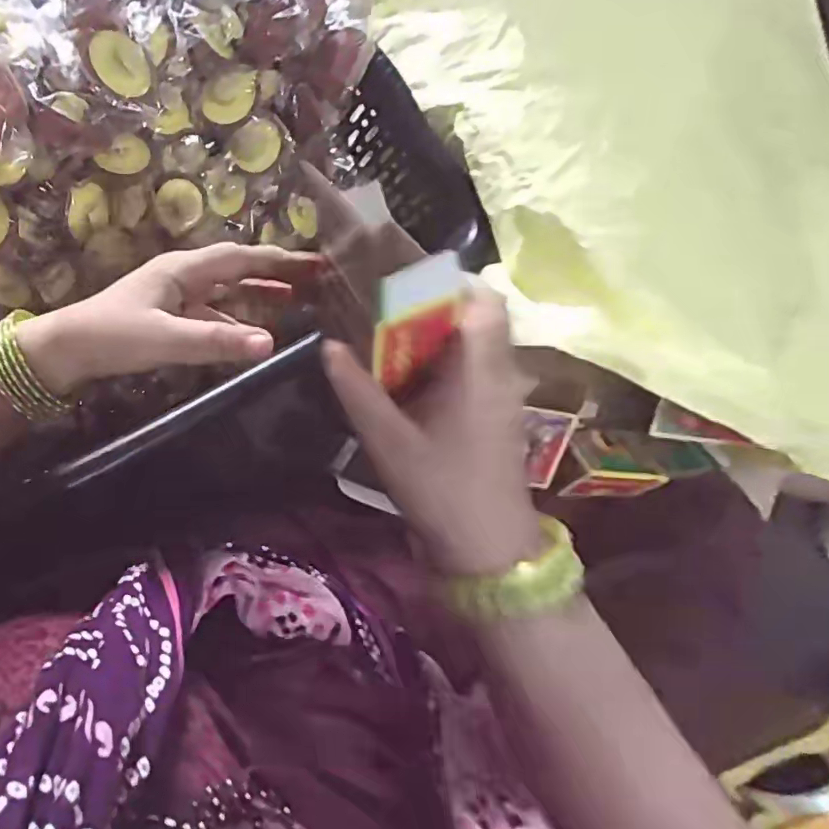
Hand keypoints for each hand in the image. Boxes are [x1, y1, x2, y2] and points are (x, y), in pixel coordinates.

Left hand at [19, 243, 321, 391]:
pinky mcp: (163, 319)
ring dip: (254, 297)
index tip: (313, 263)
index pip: (239, 258)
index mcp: (182, 271)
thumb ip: (216, 340)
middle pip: (234, 272)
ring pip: (222, 294)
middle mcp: (180, 278)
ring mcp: (171, 298)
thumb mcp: (166, 338)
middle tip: (311, 282)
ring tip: (290, 303)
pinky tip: (246, 332)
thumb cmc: (113, 336)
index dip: (277, 260)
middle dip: (272, 275)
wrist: (65, 350)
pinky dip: (231, 320)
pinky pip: (207, 314)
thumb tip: (270, 344)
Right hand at [323, 286, 543, 578]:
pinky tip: (404, 384)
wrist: (486, 546)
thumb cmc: (440, 487)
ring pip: (472, 346)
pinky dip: (439, 365)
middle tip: (381, 314)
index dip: (448, 282)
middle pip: (475, 319)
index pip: (483, 299)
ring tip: (385, 344)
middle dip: (430, 310)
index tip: (403, 284)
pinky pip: (470, 372)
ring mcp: (500, 396)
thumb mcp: (386, 438)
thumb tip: (328, 346)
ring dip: (433, 339)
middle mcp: (498, 373)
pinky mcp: (494, 416)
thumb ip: (356, 389)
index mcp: (481, 368)